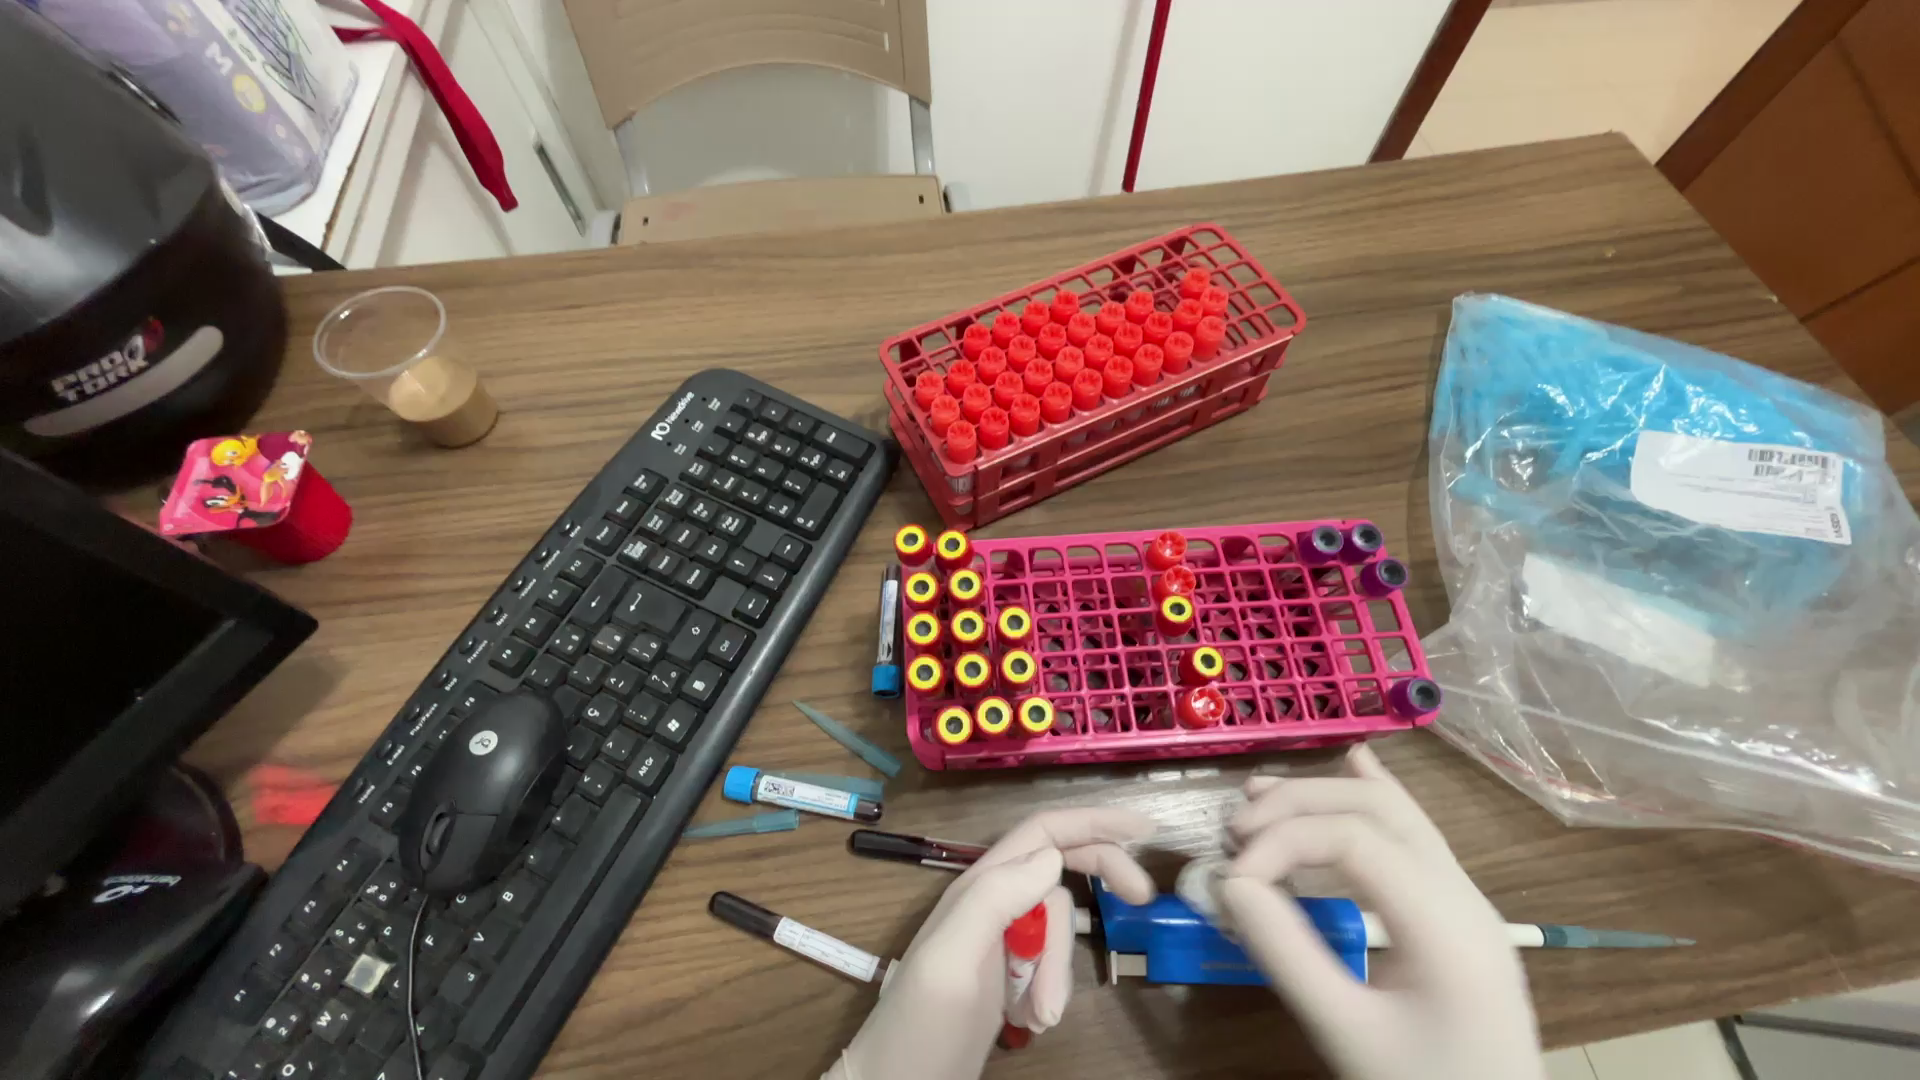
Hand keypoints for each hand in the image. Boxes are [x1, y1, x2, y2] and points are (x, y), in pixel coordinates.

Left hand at [828, 807, 1156, 1079]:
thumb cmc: (922, 1024)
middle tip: (1142, 899)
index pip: (1042, 833)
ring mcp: (999, 939)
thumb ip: (996, 897)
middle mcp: (991, 901)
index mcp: (979, 886)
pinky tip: (1033, 1018)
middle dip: (1098, 880)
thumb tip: (1052, 855)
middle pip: (1057, 870)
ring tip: (1041, 1014)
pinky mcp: (1007, 975)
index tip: (1142, 827)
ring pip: (1058, 925)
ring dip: (1060, 969)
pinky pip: (1050, 964)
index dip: (1091, 822)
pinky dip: (1053, 988)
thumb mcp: (952, 957)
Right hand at [1216, 744, 1544, 1079]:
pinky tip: (1355, 763)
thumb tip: (1230, 884)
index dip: (1282, 842)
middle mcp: (1464, 896)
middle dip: (1296, 804)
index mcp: (1448, 928)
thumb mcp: (1345, 1035)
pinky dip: (1374, 795)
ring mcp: (1465, 900)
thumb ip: (1285, 954)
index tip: (1233, 877)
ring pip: (1394, 812)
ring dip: (1323, 795)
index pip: (1353, 841)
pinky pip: (1414, 833)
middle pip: (1375, 810)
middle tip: (1234, 829)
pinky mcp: (1454, 911)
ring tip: (1257, 795)